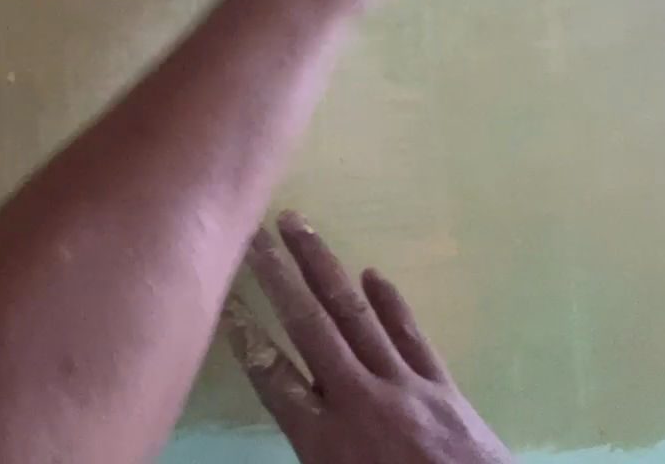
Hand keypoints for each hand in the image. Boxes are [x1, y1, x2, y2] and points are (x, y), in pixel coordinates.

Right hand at [222, 211, 514, 463]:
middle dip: (276, 273)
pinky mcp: (444, 390)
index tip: (219, 293)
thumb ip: (308, 453)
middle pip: (308, 324)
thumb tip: (285, 415)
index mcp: (328, 442)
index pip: (272, 375)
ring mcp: (405, 389)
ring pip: (355, 314)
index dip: (242, 333)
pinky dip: (392, 304)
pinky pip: (413, 337)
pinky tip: (373, 272)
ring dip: (321, 265)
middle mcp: (360, 402)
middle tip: (254, 228)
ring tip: (298, 224)